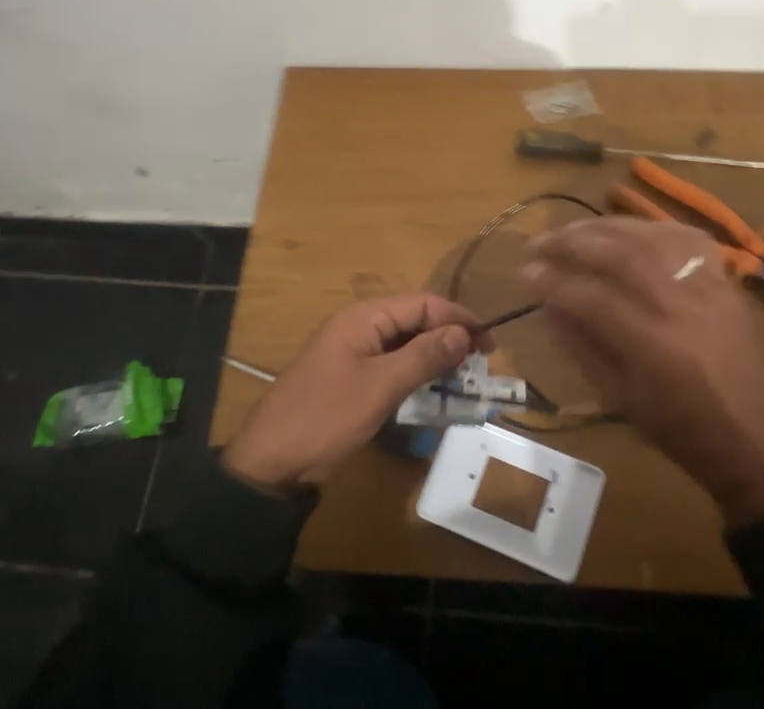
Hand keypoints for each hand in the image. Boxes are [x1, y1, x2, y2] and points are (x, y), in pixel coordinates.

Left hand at [221, 292, 485, 488]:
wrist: (273, 460)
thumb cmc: (327, 416)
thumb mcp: (381, 386)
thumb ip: (424, 356)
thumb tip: (463, 333)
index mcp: (364, 317)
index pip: (423, 303)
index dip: (459, 318)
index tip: (490, 344)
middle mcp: (360, 326)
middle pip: (416, 320)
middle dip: (450, 337)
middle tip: (482, 363)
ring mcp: (355, 353)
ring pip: (406, 344)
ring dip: (436, 357)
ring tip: (466, 377)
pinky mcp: (353, 378)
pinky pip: (393, 365)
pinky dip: (417, 374)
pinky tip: (435, 391)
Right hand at [524, 217, 763, 525]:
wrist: (751, 438)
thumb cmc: (678, 430)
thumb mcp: (618, 397)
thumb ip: (580, 346)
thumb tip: (546, 305)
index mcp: (651, 344)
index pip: (589, 296)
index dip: (551, 282)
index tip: (524, 274)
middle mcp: (680, 305)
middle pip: (618, 254)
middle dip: (571, 243)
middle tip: (538, 244)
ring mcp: (708, 287)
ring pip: (650, 237)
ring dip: (605, 227)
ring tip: (572, 231)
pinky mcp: (726, 282)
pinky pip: (687, 238)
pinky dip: (651, 228)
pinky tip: (627, 231)